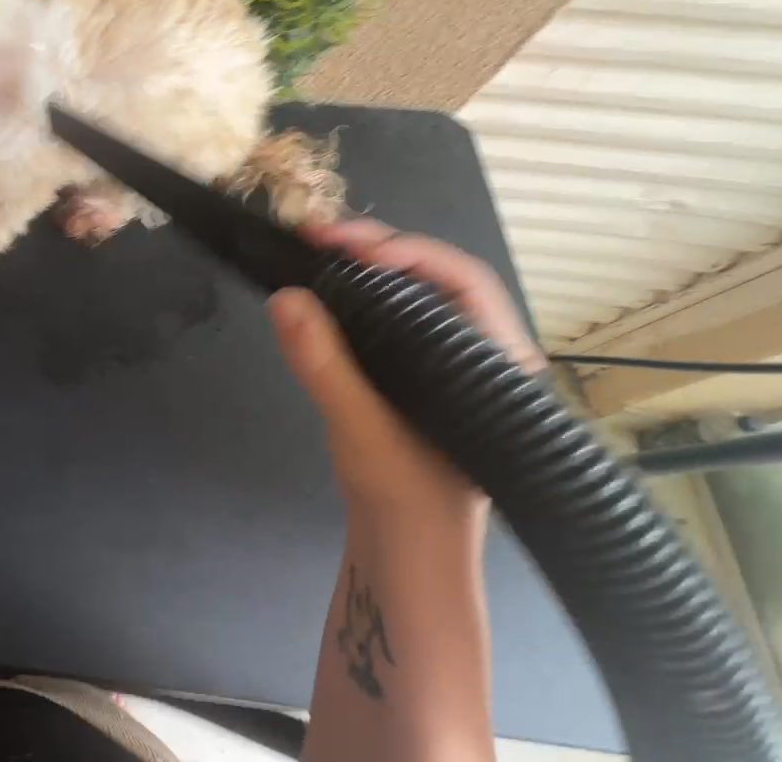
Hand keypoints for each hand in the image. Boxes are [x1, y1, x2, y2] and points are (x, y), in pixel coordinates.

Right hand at [268, 219, 544, 524]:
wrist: (405, 545)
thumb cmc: (404, 494)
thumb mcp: (360, 427)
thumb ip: (325, 365)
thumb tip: (285, 298)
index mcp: (497, 360)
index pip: (462, 280)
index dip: (408, 251)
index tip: (348, 246)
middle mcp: (479, 350)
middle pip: (432, 277)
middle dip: (375, 249)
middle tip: (317, 236)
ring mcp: (447, 360)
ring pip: (408, 293)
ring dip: (359, 268)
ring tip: (313, 251)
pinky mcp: (414, 369)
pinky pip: (388, 315)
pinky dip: (352, 295)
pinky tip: (320, 290)